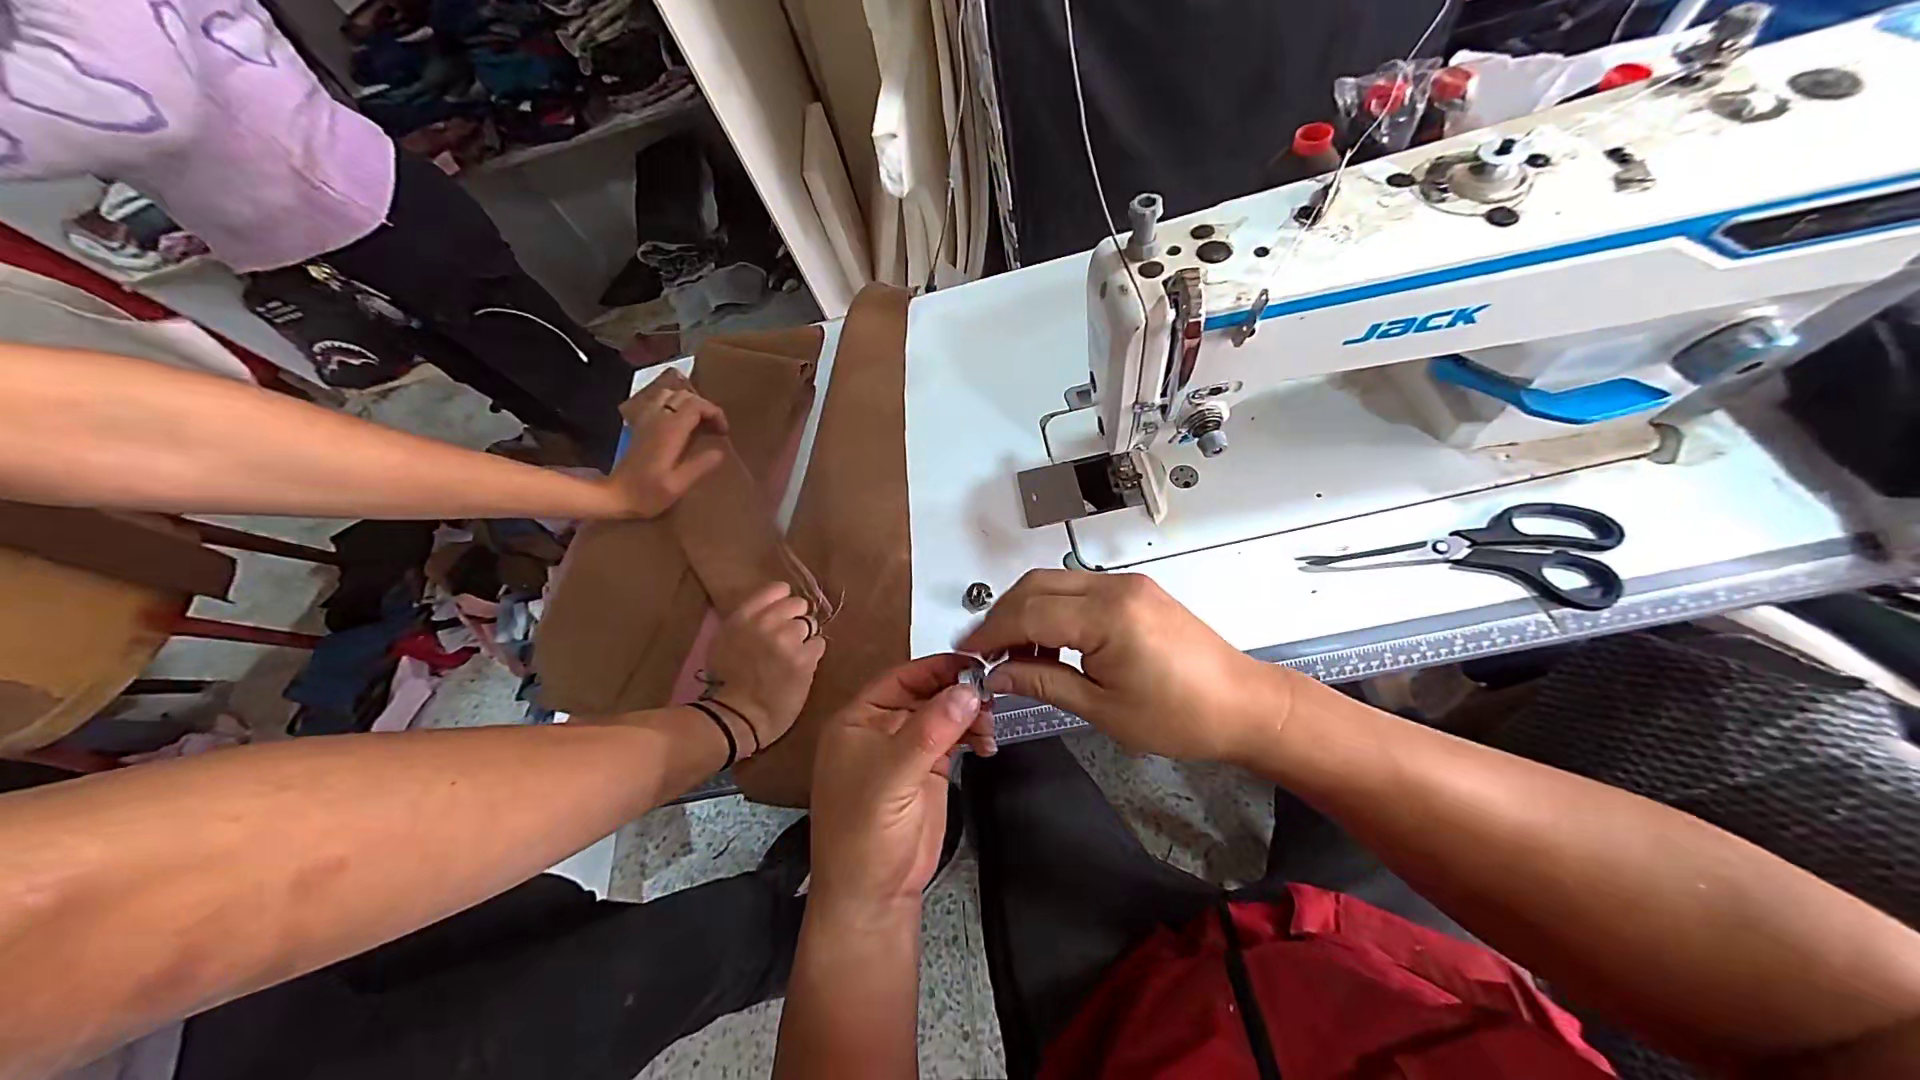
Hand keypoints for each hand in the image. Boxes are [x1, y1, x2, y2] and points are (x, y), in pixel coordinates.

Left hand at [615, 379, 727, 516]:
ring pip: (670, 395)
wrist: (614, 496)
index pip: (697, 405)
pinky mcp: (639, 425)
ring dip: (688, 404)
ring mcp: (646, 420)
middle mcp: (657, 419)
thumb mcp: (678, 485)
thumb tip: (720, 451)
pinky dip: (672, 405)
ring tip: (699, 422)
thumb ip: (700, 466)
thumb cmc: (647, 494)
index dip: (715, 413)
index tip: (723, 432)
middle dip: (705, 408)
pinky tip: (678, 422)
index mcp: (670, 431)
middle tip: (715, 429)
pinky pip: (658, 402)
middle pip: (685, 396)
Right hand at [705, 582, 826, 752]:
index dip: (784, 599)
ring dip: (804, 638)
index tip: (784, 610)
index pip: (776, 589)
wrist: (738, 715)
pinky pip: (819, 644)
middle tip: (790, 636)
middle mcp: (766, 623)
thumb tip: (767, 612)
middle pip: (797, 604)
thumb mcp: (724, 642)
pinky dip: (812, 654)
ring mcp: (787, 640)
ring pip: (809, 625)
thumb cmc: (726, 682)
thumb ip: (746, 622)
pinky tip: (801, 666)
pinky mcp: (805, 659)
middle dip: (796, 618)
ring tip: (793, 655)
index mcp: (743, 617)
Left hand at [809, 655, 994, 907]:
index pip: (900, 678)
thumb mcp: (892, 775)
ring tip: (989, 722)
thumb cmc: (862, 834)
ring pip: (943, 715)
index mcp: (858, 720)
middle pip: (925, 693)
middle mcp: (882, 728)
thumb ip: (930, 730)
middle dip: (957, 691)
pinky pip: (955, 739)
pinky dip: (973, 735)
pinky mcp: (928, 770)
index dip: (935, 668)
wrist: (873, 894)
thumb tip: (966, 691)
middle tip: (989, 693)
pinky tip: (987, 741)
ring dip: (968, 713)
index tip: (971, 663)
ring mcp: (907, 750)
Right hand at [958, 570, 1297, 764]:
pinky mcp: (1135, 591)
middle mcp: (1117, 587)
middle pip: (1035, 585)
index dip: (991, 631)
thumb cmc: (1184, 715)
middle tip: (986, 652)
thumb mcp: (1102, 708)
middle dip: (1002, 616)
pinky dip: (1053, 608)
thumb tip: (998, 674)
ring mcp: (1128, 585)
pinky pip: (1078, 588)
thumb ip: (1042, 682)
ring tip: (1016, 653)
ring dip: (1026, 610)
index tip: (970, 652)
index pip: (1028, 611)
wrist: (1243, 705)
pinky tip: (1049, 642)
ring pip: (1054, 581)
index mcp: (1108, 615)